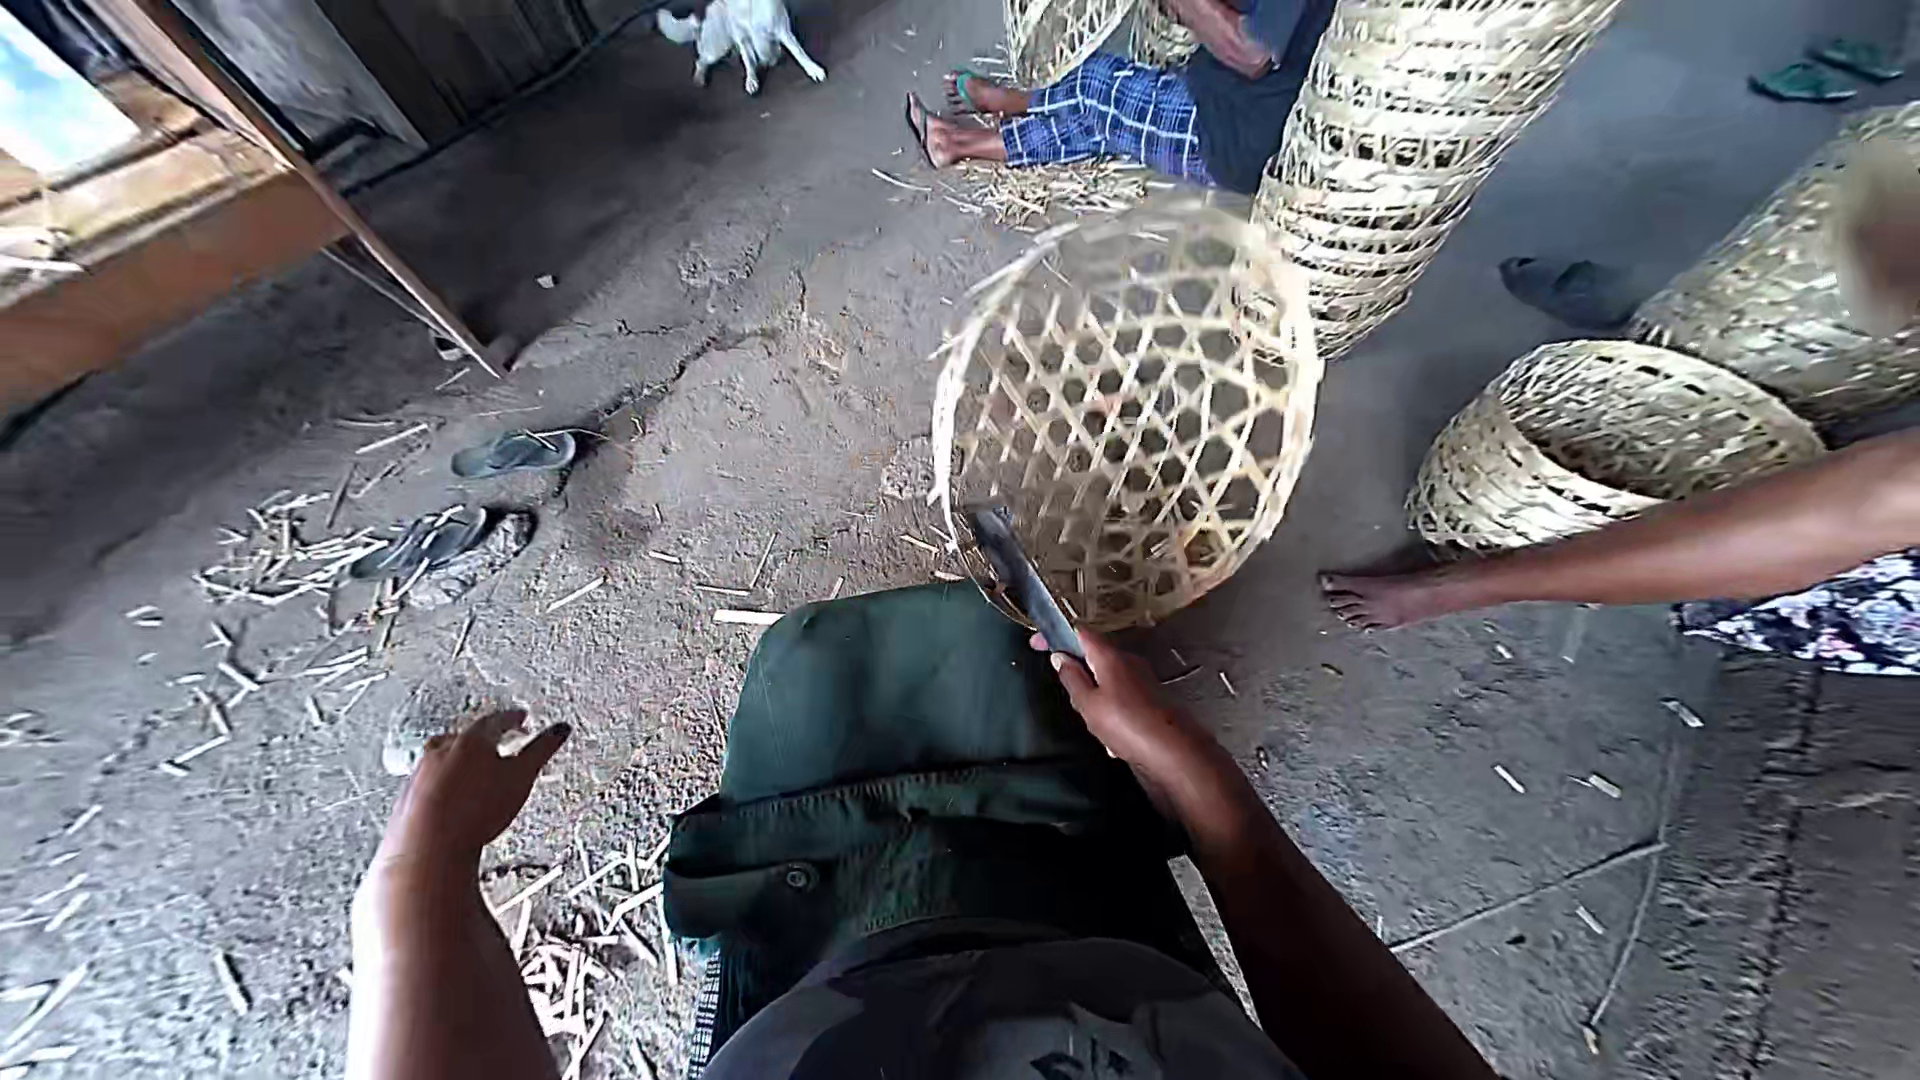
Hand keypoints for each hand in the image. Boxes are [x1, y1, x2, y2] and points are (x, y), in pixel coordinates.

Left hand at [368, 710, 569, 882]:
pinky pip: (429, 782)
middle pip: (467, 737)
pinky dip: (445, 782)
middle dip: (485, 738)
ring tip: (478, 771)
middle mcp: (441, 753)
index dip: (514, 719)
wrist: (426, 851)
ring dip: (463, 760)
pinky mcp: (406, 801)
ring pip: (445, 758)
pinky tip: (454, 797)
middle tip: (499, 741)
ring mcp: (419, 776)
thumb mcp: (523, 775)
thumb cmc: (474, 811)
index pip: (497, 720)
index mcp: (471, 740)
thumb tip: (559, 730)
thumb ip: (543, 748)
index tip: (521, 719)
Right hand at [1029, 630, 1228, 791]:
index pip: (1078, 632)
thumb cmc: (1128, 724)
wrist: (1176, 756)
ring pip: (1106, 680)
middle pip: (1094, 656)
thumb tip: (1059, 656)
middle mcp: (1129, 662)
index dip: (1055, 634)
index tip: (1036, 642)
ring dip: (1093, 696)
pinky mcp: (1151, 701)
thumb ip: (1071, 678)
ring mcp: (1143, 681)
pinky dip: (1109, 712)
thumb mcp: (1088, 703)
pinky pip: (1120, 699)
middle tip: (1066, 693)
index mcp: (1110, 656)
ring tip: (1093, 723)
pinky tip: (1112, 739)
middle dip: (1076, 671)